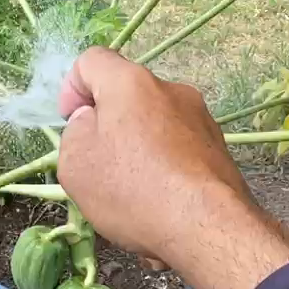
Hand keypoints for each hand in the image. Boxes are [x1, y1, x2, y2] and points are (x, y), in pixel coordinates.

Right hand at [57, 48, 288, 288]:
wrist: (206, 227)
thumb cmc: (133, 190)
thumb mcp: (76, 164)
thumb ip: (75, 133)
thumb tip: (92, 123)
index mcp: (131, 83)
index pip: (93, 61)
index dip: (72, 88)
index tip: (69, 121)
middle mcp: (171, 91)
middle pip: (127, 99)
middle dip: (107, 129)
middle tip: (97, 168)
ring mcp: (201, 120)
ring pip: (154, 130)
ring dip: (137, 155)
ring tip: (130, 199)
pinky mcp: (218, 150)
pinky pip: (177, 156)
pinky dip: (163, 174)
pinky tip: (159, 209)